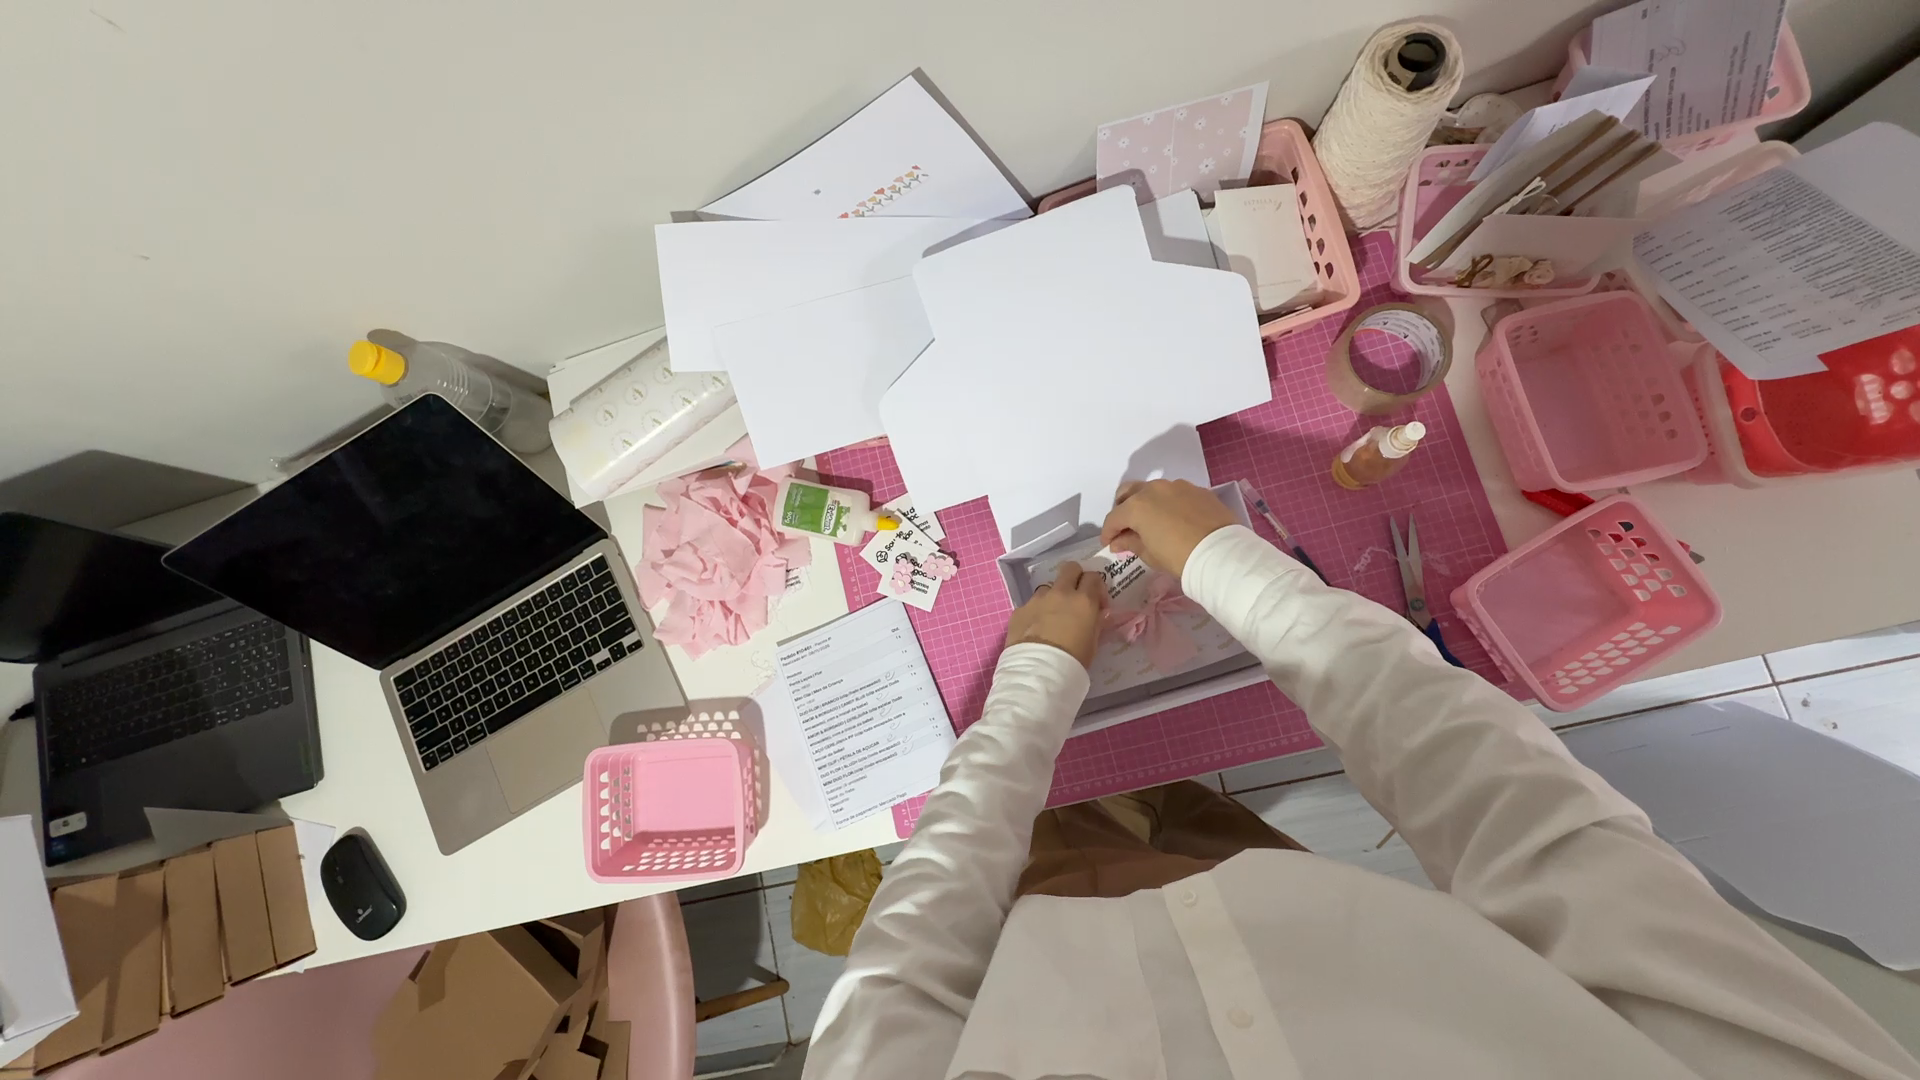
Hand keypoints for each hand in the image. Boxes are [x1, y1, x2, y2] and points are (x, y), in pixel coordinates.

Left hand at [1004, 561, 1105, 668]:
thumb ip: (1095, 622)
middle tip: (1076, 596)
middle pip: (1070, 568)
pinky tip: (1035, 630)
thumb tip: (1096, 613)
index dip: (1097, 587)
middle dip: (1075, 577)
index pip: (1094, 577)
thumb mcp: (1093, 642)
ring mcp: (1037, 599)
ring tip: (1052, 618)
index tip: (1097, 603)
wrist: (1038, 670)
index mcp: (1083, 600)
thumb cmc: (1073, 659)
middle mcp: (1060, 593)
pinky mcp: (1020, 609)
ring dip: (1053, 597)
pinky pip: (1031, 604)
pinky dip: (1036, 612)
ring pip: (1048, 587)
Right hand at [1100, 479, 1236, 577]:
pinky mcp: (1197, 490)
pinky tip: (1174, 519)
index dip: (1108, 532)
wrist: (1221, 553)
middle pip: (1128, 493)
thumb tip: (1118, 541)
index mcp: (1137, 506)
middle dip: (1122, 509)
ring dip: (1146, 503)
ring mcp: (1177, 486)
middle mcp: (1153, 489)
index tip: (1110, 544)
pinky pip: (1174, 493)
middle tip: (1126, 527)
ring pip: (1152, 490)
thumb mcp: (1149, 555)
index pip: (1114, 518)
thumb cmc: (1179, 557)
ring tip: (1152, 522)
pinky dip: (1168, 503)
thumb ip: (1130, 543)